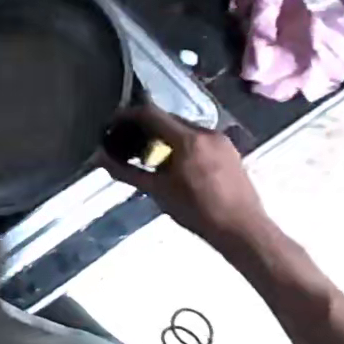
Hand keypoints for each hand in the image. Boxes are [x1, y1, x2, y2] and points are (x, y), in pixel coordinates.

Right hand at [99, 105, 273, 249]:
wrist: (242, 230)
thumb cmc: (197, 211)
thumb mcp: (157, 191)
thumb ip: (127, 172)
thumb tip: (100, 159)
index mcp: (188, 140)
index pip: (151, 113)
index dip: (128, 114)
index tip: (112, 122)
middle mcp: (206, 133)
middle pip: (168, 119)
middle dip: (145, 127)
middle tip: (127, 141)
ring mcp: (221, 140)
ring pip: (184, 128)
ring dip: (164, 136)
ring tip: (149, 154)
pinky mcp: (230, 150)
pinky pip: (198, 138)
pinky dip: (181, 144)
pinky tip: (174, 163)